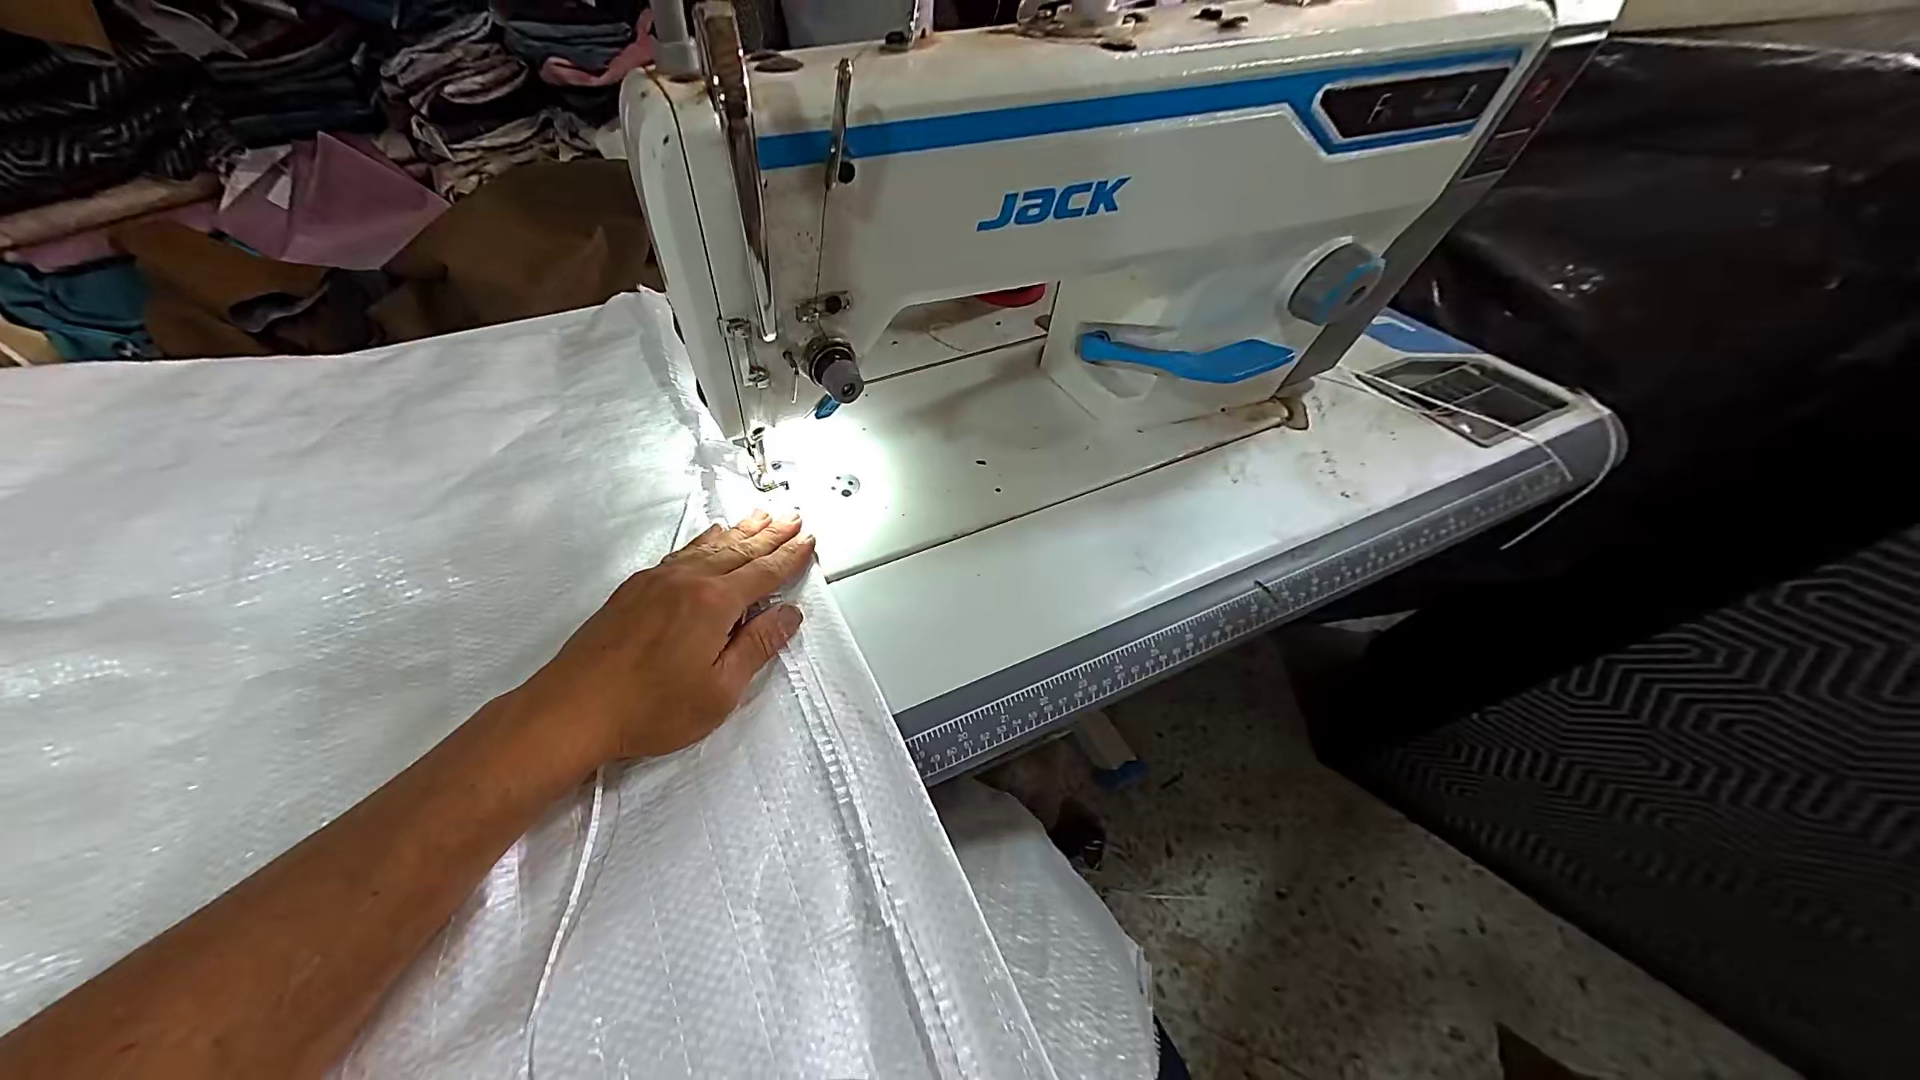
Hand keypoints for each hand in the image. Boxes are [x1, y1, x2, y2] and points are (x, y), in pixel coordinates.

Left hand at [516, 510, 815, 763]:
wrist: (571, 710)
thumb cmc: (648, 708)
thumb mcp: (720, 689)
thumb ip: (758, 646)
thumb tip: (789, 616)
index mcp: (712, 603)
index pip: (764, 572)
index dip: (790, 556)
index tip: (807, 541)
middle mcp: (686, 582)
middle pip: (740, 550)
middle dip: (771, 534)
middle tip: (793, 518)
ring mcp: (657, 580)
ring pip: (711, 546)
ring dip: (741, 531)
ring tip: (761, 517)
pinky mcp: (635, 588)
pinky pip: (682, 552)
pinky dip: (705, 540)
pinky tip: (711, 536)